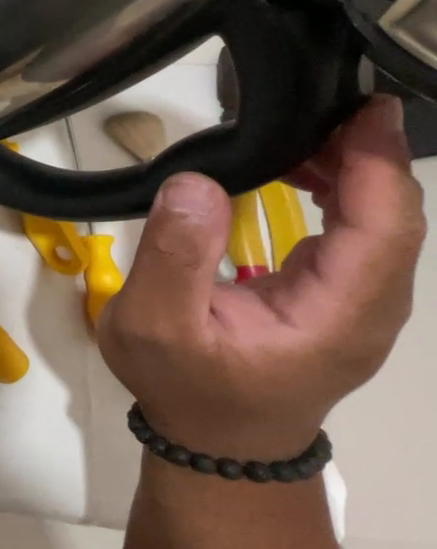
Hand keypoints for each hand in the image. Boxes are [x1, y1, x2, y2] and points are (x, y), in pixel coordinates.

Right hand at [98, 96, 424, 461]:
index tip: (365, 110)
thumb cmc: (184, 385)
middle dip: (365, 157)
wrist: (216, 442)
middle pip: (393, 220)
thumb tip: (196, 183)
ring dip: (350, 174)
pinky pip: (356, 239)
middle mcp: (369, 306)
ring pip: (379, 227)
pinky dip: (336, 197)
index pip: (382, 227)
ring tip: (299, 133)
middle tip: (318, 107)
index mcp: (338, 312)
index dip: (378, 165)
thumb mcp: (155, 324)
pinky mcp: (336, 302)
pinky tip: (298, 176)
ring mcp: (358, 305)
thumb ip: (175, 256)